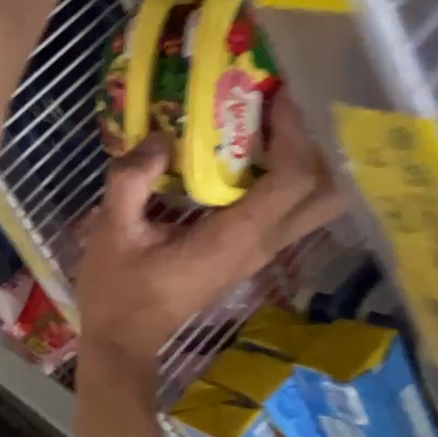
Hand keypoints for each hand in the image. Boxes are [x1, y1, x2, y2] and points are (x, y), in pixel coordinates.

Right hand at [77, 92, 344, 363]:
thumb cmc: (117, 290)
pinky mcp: (248, 253)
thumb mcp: (111, 231)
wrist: (123, 340)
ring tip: (268, 124)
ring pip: (314, 204)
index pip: (293, 179)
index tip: (275, 96)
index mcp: (235, 238)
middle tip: (283, 108)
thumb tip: (158, 138)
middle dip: (317, 144)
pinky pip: (288, 210)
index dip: (294, 133)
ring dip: (306, 159)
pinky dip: (286, 176)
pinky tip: (248, 156)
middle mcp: (261, 245)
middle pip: (326, 193)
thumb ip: (131, 180)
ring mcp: (259, 252)